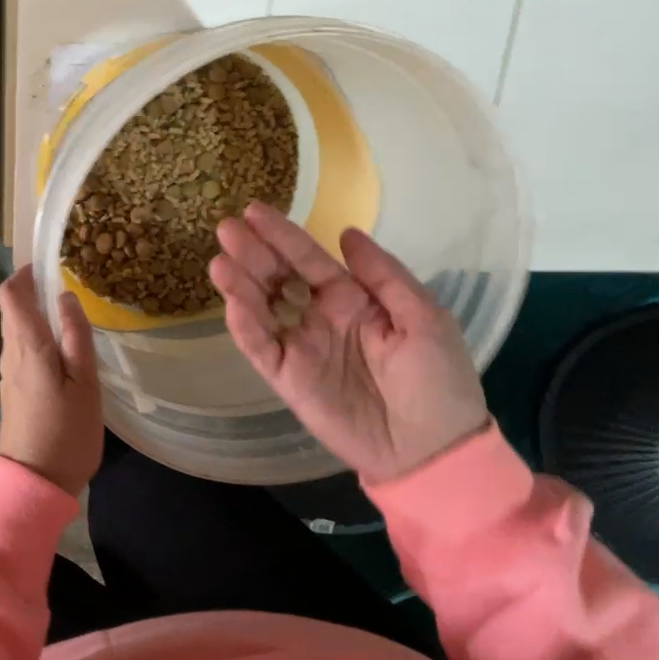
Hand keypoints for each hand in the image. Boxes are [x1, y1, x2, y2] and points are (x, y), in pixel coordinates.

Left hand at [0, 266, 103, 495]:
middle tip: (70, 287)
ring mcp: (10, 374)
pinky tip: (63, 350)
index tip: (50, 266)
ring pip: (18, 330)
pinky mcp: (14, 391)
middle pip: (13, 309)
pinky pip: (23, 350)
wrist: (36, 483)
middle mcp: (11, 354)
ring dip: (38, 316)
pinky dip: (39, 338)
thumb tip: (65, 297)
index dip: (25, 273)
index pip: (11, 294)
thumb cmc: (67, 433)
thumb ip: (75, 337)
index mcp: (27, 346)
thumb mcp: (85, 384)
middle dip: (34, 291)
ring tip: (72, 317)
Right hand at [208, 202, 489, 483]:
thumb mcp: (425, 318)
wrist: (432, 449)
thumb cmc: (438, 380)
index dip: (283, 235)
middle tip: (226, 228)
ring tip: (220, 261)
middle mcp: (319, 317)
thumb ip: (384, 275)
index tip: (253, 210)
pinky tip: (233, 302)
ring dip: (239, 284)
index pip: (309, 260)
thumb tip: (345, 233)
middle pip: (277, 278)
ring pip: (260, 308)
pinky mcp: (286, 378)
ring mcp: (300, 347)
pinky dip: (244, 325)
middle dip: (252, 252)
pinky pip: (259, 347)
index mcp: (352, 299)